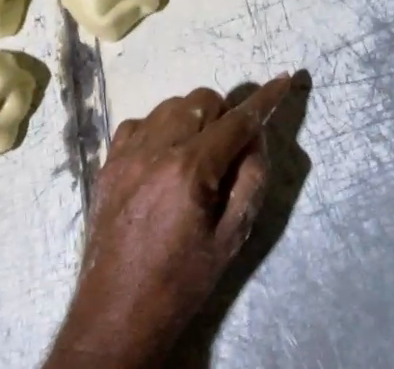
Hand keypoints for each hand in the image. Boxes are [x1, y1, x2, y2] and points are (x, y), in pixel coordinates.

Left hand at [48, 74, 297, 368]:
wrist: (117, 315)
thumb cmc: (182, 280)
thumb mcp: (233, 237)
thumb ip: (251, 179)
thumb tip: (255, 137)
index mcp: (190, 169)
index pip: (238, 120)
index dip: (265, 98)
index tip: (285, 79)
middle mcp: (156, 151)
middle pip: (202, 100)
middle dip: (224, 115)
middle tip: (230, 149)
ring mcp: (126, 155)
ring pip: (170, 106)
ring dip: (192, 118)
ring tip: (197, 154)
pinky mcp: (107, 166)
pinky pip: (138, 124)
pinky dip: (158, 130)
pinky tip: (164, 157)